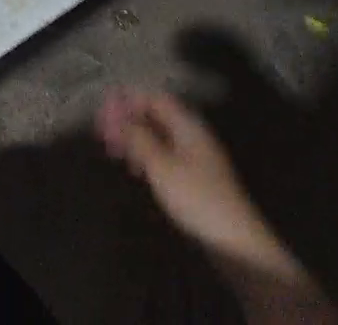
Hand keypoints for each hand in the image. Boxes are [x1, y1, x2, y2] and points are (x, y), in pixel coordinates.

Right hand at [95, 90, 289, 268]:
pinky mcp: (193, 176)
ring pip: (158, 135)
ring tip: (113, 151)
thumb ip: (138, 137)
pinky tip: (135, 169)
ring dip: (134, 138)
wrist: (233, 240)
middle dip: (128, 120)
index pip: (154, 98)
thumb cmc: (196, 197)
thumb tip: (117, 114)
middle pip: (155, 116)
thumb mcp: (161, 164)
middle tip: (103, 133)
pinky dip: (145, 155)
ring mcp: (194, 155)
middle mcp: (192, 134)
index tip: (104, 110)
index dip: (129, 100)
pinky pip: (164, 153)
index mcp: (187, 125)